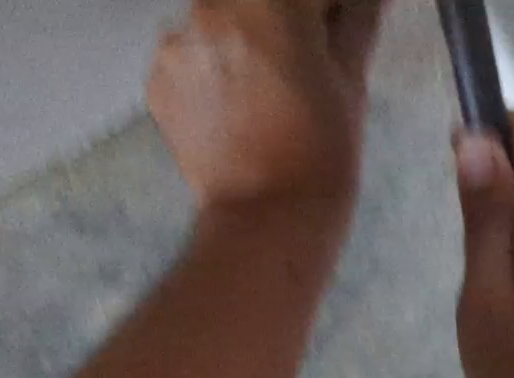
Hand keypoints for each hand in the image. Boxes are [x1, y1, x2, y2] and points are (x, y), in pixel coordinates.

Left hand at [148, 0, 384, 213]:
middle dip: (279, 25)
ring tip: (265, 101)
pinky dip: (213, 76)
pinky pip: (190, 59)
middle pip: (254, 3)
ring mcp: (177, 41)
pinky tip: (237, 115)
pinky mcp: (158, 78)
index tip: (328, 42)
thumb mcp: (350, 84)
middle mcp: (213, 4)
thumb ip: (356, 20)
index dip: (322, 15)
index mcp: (271, 1)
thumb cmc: (324, 155)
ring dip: (241, 45)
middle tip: (297, 75)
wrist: (269, 220)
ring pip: (217, 24)